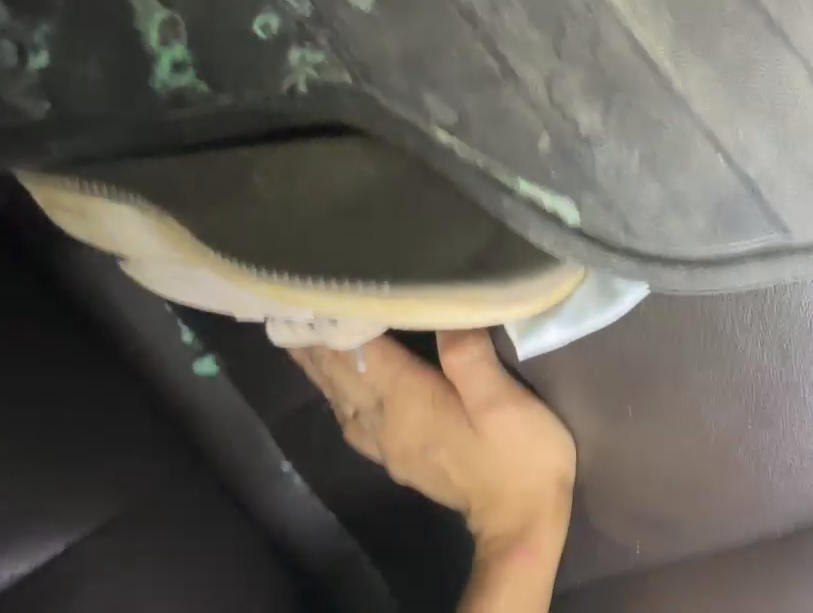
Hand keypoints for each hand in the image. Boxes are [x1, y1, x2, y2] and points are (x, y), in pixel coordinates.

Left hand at [293, 331, 576, 549]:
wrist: (521, 515)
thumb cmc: (520, 452)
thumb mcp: (503, 401)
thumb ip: (470, 359)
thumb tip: (447, 318)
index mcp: (411, 402)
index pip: (364, 356)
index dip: (339, 326)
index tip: (312, 298)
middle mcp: (388, 423)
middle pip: (344, 378)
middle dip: (318, 346)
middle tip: (291, 313)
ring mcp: (391, 444)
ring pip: (342, 400)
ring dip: (321, 371)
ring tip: (304, 343)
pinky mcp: (402, 456)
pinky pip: (353, 419)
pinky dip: (339, 397)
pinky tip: (341, 393)